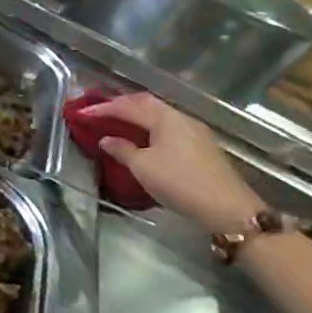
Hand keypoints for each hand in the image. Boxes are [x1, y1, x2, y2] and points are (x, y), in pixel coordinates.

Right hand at [76, 92, 264, 233]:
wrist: (229, 209)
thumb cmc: (181, 183)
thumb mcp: (143, 168)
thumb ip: (122, 150)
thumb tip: (106, 139)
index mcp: (166, 118)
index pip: (129, 106)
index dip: (103, 108)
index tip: (82, 112)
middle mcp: (181, 118)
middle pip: (146, 104)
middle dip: (121, 105)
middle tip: (99, 109)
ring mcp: (195, 131)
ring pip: (159, 114)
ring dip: (137, 115)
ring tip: (118, 121)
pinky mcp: (202, 146)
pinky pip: (169, 127)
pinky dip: (150, 126)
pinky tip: (144, 137)